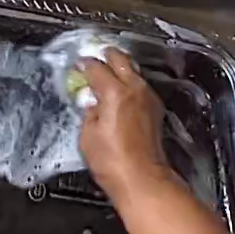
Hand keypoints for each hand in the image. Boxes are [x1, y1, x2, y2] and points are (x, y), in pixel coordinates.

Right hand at [78, 50, 175, 201]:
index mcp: (114, 92)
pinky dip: (130, 83)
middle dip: (108, 55)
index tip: (78, 64)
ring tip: (110, 73)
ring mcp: (148, 96)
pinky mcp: (155, 107)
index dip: (85, 64)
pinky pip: (141, 86)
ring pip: (133, 71)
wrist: (143, 178)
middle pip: (121, 59)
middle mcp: (134, 88)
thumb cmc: (112, 161)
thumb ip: (88, 113)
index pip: (97, 68)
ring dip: (121, 67)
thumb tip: (91, 103)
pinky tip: (123, 92)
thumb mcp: (87, 136)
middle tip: (98, 56)